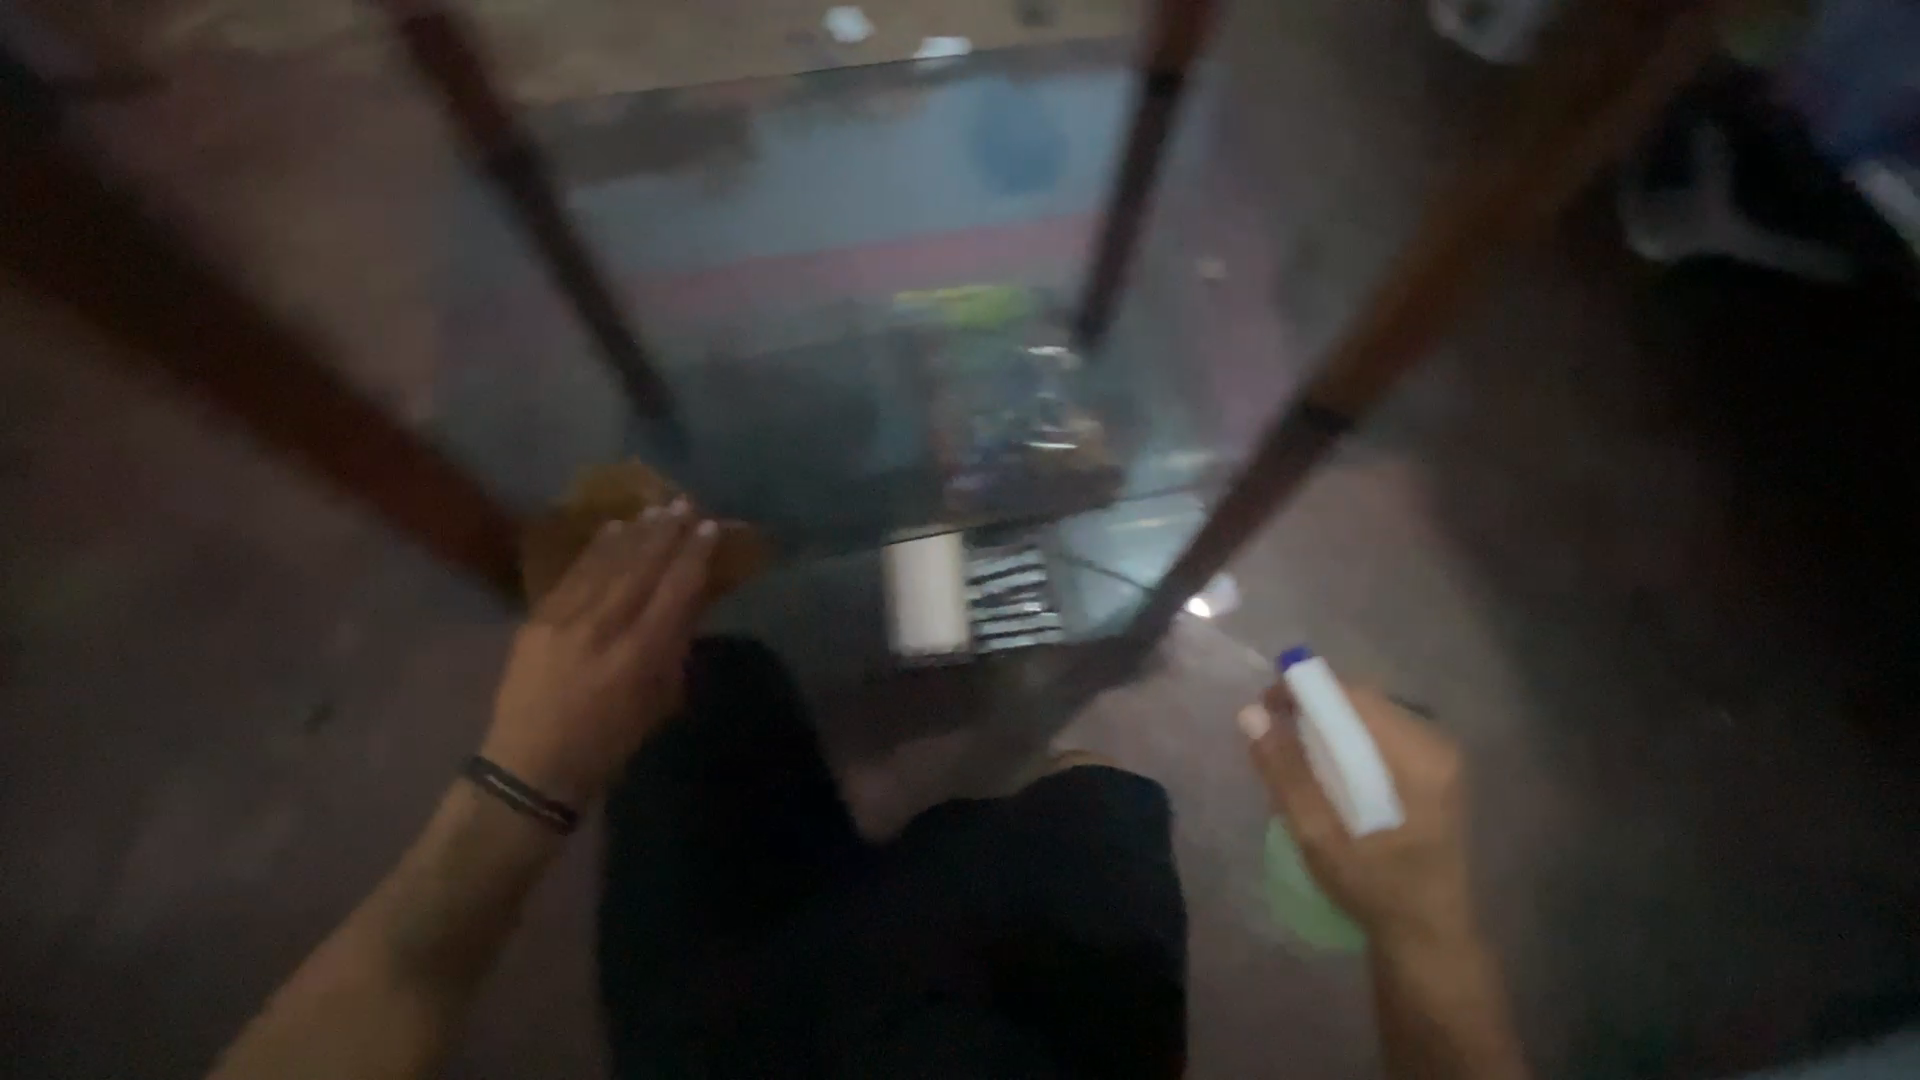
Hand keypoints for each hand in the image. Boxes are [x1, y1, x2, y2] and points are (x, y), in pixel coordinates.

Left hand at [482, 501, 716, 805]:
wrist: (530, 766)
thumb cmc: (609, 743)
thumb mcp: (659, 701)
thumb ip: (674, 648)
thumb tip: (689, 603)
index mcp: (639, 654)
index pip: (674, 591)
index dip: (694, 556)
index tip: (709, 528)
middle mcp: (602, 628)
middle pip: (641, 568)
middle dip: (667, 533)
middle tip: (687, 505)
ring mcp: (563, 621)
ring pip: (606, 564)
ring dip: (636, 533)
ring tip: (657, 508)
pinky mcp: (536, 620)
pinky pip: (573, 574)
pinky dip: (597, 548)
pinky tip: (614, 528)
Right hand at [1243, 675, 1474, 949]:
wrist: (1428, 937)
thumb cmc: (1375, 887)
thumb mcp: (1320, 834)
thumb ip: (1286, 771)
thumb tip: (1250, 713)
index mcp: (1417, 755)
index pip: (1352, 695)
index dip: (1302, 690)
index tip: (1263, 708)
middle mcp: (1436, 743)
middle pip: (1360, 701)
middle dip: (1311, 709)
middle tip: (1271, 734)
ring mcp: (1440, 756)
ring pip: (1367, 716)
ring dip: (1326, 725)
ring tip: (1293, 756)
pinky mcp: (1434, 770)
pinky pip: (1379, 734)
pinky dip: (1345, 741)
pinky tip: (1326, 772)